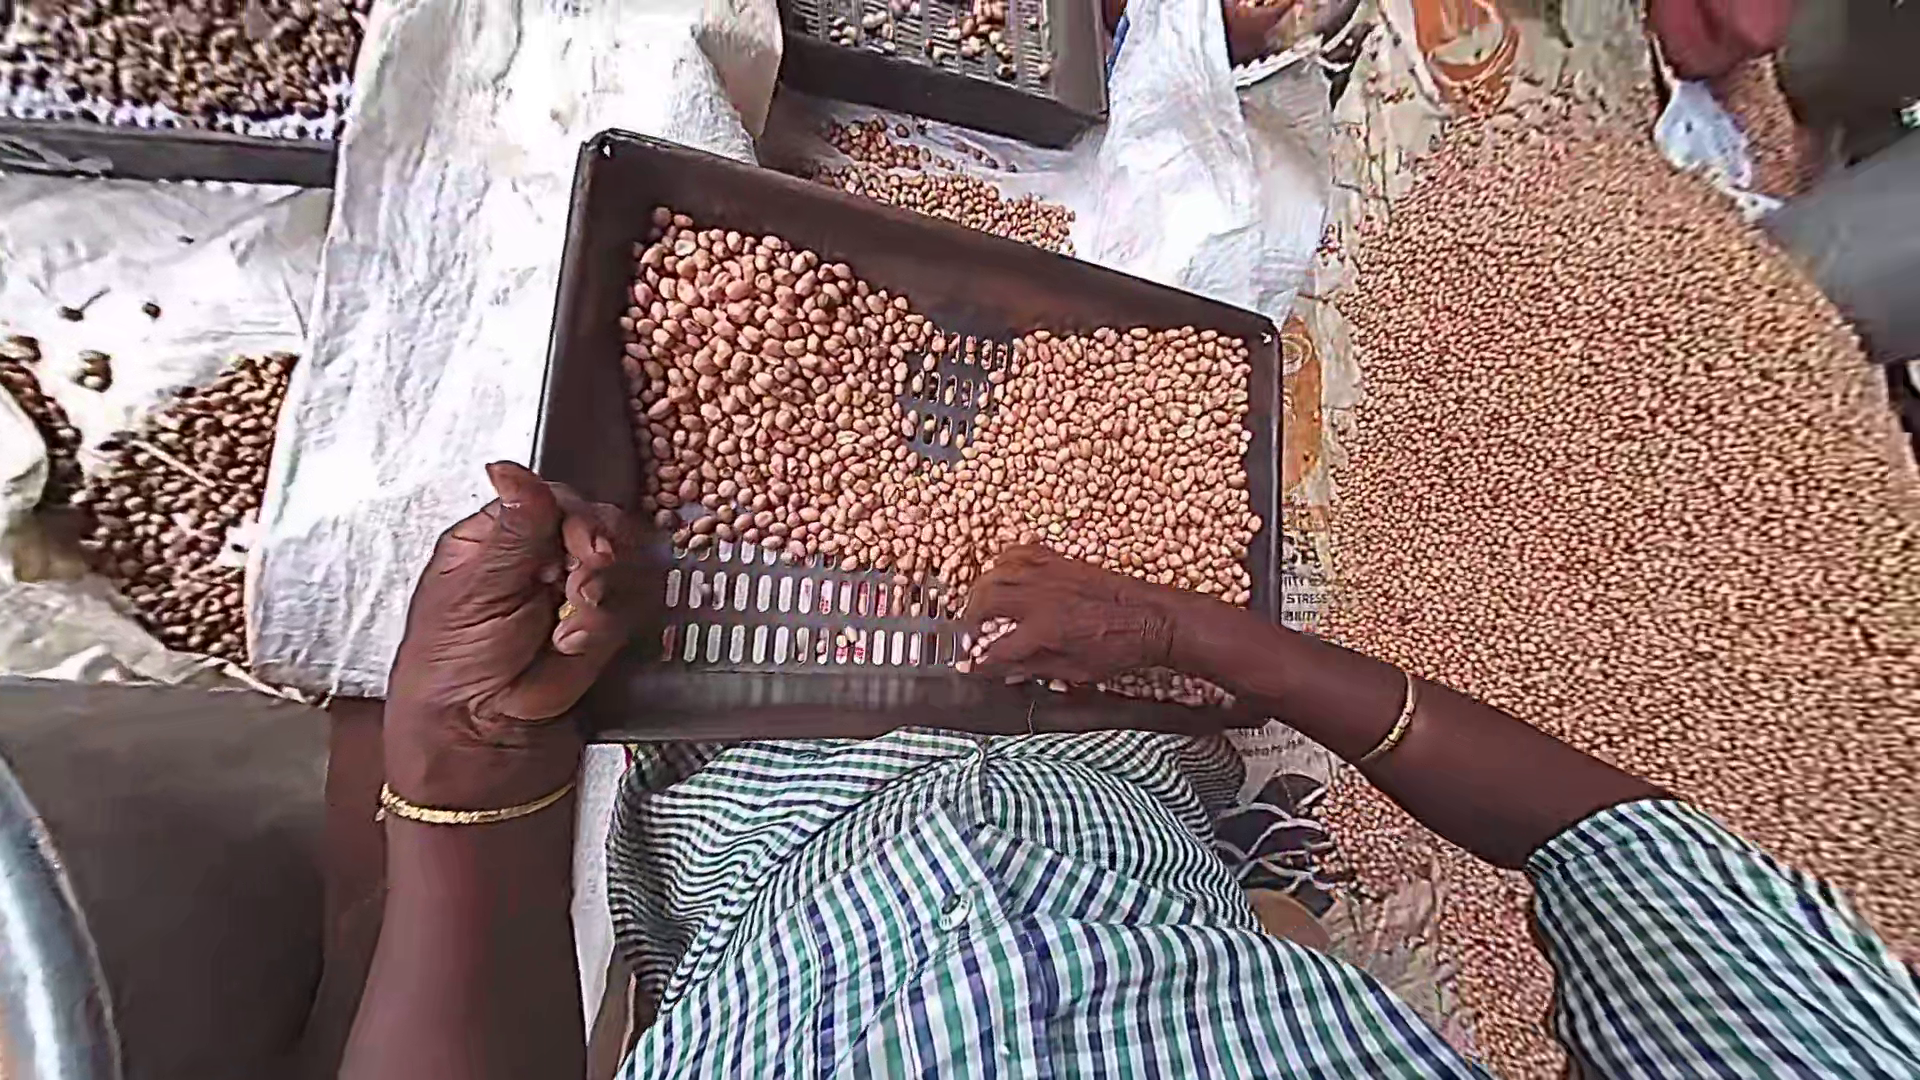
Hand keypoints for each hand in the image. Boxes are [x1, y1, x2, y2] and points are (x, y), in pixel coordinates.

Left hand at [385, 462, 640, 809]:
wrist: (486, 731)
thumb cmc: (456, 661)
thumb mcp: (476, 590)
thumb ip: (512, 531)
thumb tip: (509, 468)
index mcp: (500, 537)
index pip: (554, 501)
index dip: (576, 516)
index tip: (584, 543)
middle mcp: (544, 555)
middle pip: (597, 524)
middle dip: (596, 553)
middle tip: (583, 583)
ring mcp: (578, 585)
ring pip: (620, 562)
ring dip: (599, 595)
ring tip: (567, 627)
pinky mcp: (604, 617)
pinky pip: (628, 602)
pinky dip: (604, 624)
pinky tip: (573, 643)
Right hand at [959, 545, 1201, 683]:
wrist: (1148, 618)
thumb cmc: (1116, 648)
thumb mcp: (1075, 672)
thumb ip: (1034, 669)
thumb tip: (1004, 671)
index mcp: (1043, 632)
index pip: (996, 648)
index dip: (978, 660)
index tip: (970, 664)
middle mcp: (1039, 599)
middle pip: (985, 601)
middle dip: (970, 619)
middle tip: (971, 632)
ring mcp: (1047, 574)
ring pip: (996, 572)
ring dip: (982, 589)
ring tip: (982, 604)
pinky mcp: (1058, 560)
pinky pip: (1019, 551)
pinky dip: (1005, 561)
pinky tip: (1005, 574)